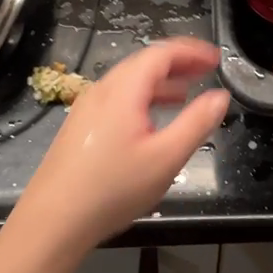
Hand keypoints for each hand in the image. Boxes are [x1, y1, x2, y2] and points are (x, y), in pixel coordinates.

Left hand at [10, 38, 229, 260]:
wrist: (52, 221)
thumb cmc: (113, 189)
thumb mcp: (166, 158)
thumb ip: (197, 123)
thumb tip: (220, 96)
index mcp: (124, 90)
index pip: (161, 54)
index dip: (191, 51)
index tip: (217, 58)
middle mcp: (101, 91)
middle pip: (143, 64)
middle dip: (178, 64)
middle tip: (206, 71)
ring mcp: (86, 108)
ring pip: (128, 83)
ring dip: (160, 82)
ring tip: (185, 94)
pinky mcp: (79, 128)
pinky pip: (117, 99)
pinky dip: (142, 98)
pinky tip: (152, 122)